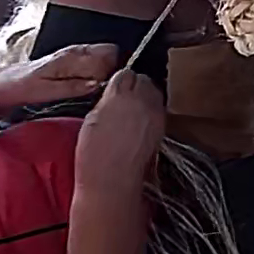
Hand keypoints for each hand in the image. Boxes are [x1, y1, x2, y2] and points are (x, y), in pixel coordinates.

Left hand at [0, 43, 119, 111]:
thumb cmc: (19, 88)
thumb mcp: (43, 92)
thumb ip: (71, 87)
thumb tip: (98, 84)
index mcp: (70, 57)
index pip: (107, 57)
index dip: (111, 73)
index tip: (105, 89)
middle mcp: (76, 50)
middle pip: (112, 52)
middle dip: (113, 69)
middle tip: (103, 88)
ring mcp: (76, 52)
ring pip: (106, 54)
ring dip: (107, 69)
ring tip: (97, 87)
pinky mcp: (74, 57)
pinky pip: (97, 58)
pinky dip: (100, 69)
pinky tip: (90, 83)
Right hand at [75, 70, 165, 191]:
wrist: (113, 179)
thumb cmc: (94, 155)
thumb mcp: (91, 121)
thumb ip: (106, 101)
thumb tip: (114, 93)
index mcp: (118, 97)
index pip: (125, 74)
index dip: (119, 80)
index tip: (116, 86)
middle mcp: (141, 99)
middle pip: (143, 79)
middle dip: (134, 84)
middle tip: (125, 96)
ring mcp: (155, 110)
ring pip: (153, 90)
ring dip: (145, 94)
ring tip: (133, 107)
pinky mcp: (163, 122)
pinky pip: (159, 105)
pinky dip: (151, 107)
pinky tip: (141, 118)